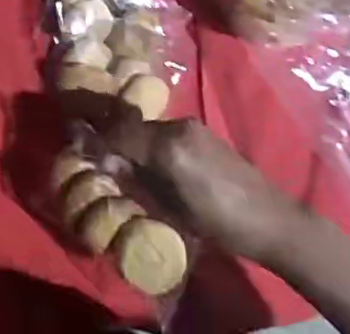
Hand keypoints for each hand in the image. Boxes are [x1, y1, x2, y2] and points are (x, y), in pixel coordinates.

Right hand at [107, 113, 310, 263]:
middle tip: (99, 155)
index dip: (95, 138)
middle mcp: (176, 127)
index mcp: (167, 146)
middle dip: (114, 140)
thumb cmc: (222, 223)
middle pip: (132, 128)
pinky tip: (155, 163)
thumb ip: (137, 180)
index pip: (119, 134)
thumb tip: (106, 163)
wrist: (275, 221)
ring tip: (127, 163)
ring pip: (149, 129)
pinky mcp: (202, 132)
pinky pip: (166, 133)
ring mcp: (191, 126)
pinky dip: (153, 144)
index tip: (74, 139)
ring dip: (135, 143)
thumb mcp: (172, 208)